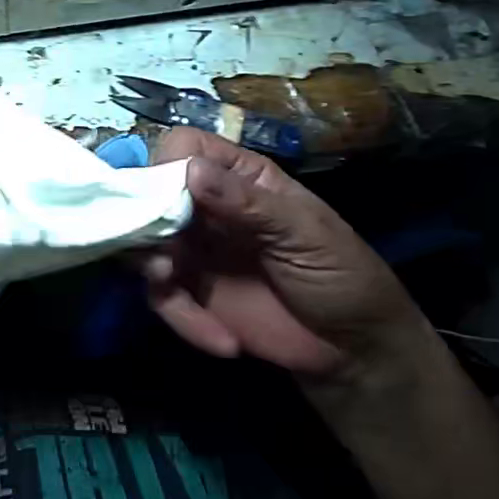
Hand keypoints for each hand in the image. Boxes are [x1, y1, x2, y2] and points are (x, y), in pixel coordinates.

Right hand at [140, 127, 428, 381]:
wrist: (355, 350)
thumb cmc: (342, 273)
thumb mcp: (304, 232)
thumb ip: (248, 203)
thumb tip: (191, 170)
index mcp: (239, 177)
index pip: (185, 147)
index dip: (166, 162)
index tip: (163, 194)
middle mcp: (207, 206)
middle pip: (150, 194)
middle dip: (144, 223)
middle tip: (160, 254)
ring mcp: (196, 249)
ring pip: (143, 245)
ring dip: (150, 267)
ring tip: (170, 285)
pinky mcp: (192, 293)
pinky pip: (162, 296)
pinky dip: (181, 318)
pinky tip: (225, 342)